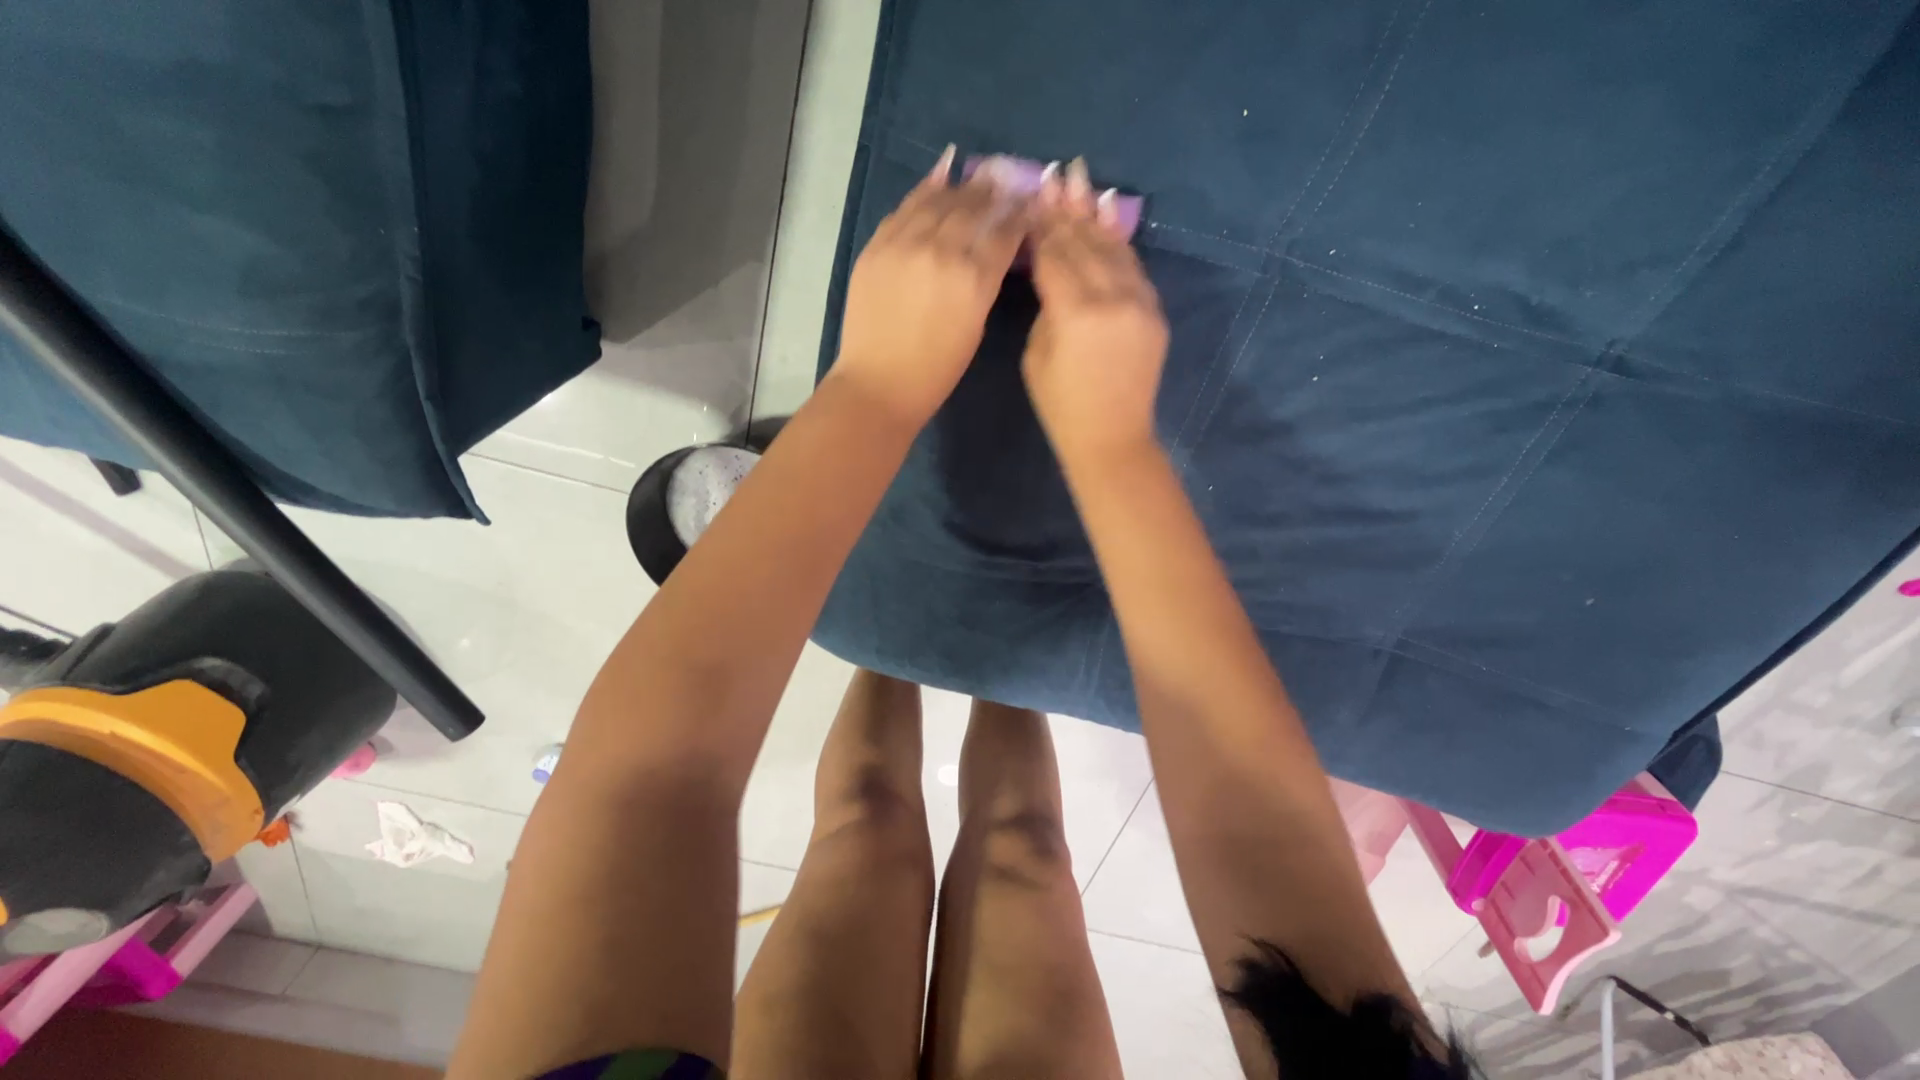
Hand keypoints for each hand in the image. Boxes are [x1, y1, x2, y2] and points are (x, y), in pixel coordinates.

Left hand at [833, 147, 1030, 424]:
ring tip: (977, 176)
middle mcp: (941, 250)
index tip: (1029, 202)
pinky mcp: (877, 247)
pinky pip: (905, 208)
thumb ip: (985, 281)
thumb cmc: (937, 370)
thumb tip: (993, 250)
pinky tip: (941, 175)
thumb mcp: (976, 326)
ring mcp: (904, 244)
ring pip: (938, 200)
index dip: (1019, 213)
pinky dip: (926, 190)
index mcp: (973, 278)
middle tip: (1005, 179)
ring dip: (961, 186)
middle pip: (972, 207)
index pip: (1004, 231)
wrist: (879, 383)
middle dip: (992, 192)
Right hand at [1022, 159, 1169, 461]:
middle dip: (1066, 207)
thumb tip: (1051, 269)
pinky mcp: (1153, 310)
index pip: (1054, 253)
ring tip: (1079, 178)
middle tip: (1054, 172)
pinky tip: (1107, 212)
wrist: (1112, 438)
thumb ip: (1046, 304)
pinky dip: (1118, 238)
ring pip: (1113, 246)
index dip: (1039, 223)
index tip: (1027, 194)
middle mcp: (1112, 298)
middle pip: (1084, 242)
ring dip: (1093, 212)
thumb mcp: (1037, 353)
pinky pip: (1133, 265)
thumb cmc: (1061, 406)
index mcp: (1076, 312)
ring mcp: (1139, 302)